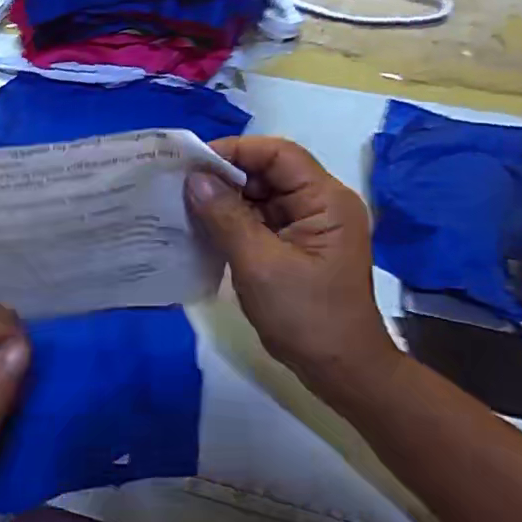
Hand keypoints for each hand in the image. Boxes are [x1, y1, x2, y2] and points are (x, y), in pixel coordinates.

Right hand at [187, 136, 399, 386]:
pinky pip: (261, 223)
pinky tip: (204, 229)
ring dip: (226, 202)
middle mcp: (321, 205)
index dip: (236, 152)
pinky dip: (234, 223)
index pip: (279, 155)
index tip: (193, 164)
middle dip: (226, 178)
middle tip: (181, 186)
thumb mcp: (260, 264)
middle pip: (269, 173)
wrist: (339, 369)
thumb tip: (194, 179)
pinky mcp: (296, 248)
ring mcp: (309, 228)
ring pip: (262, 198)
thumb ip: (226, 218)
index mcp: (326, 200)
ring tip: (185, 206)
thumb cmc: (305, 316)